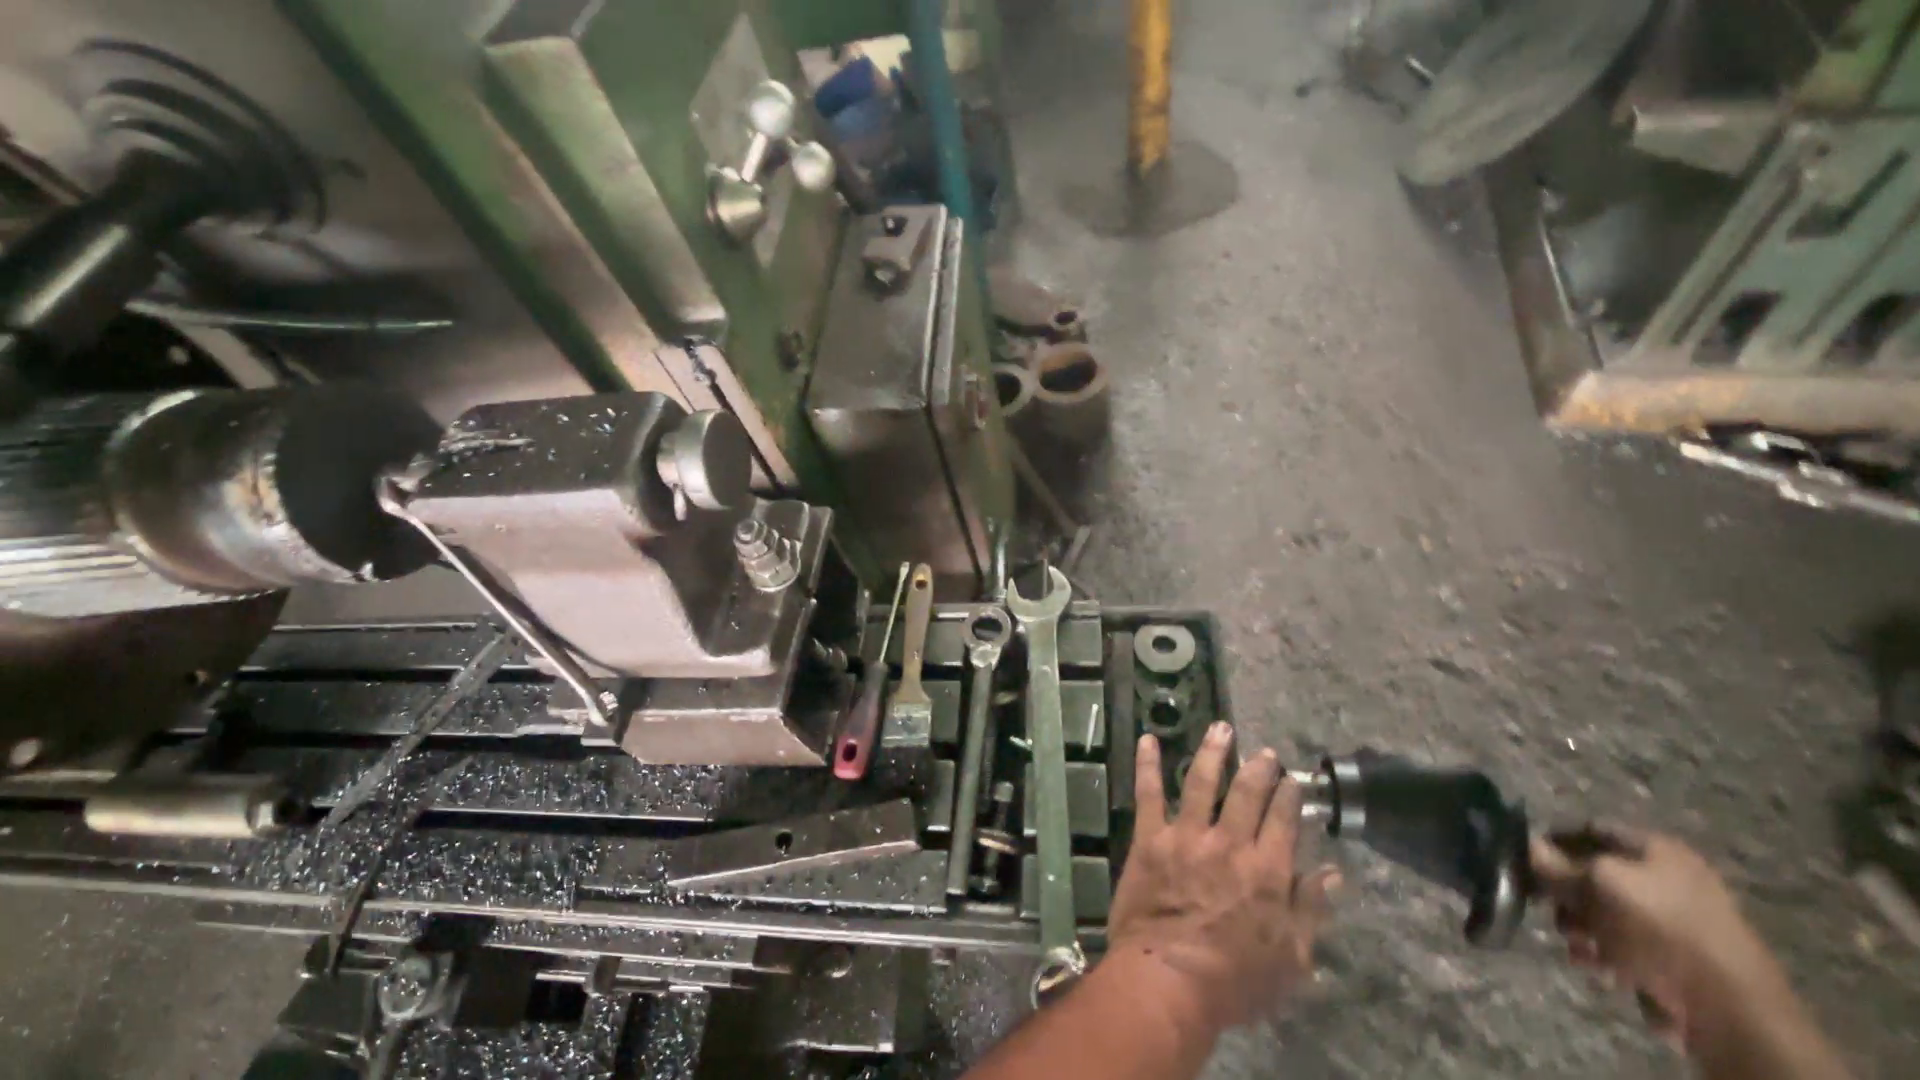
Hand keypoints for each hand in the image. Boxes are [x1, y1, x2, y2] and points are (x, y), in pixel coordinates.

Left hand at [1107, 722, 1340, 1031]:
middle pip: (1248, 793)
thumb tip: (1332, 873)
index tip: (1293, 778)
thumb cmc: (1234, 981)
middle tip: (1264, 751)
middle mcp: (1230, 843)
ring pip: (1201, 782)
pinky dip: (1147, 765)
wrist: (1167, 980)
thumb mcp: (1291, 959)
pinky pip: (1148, 795)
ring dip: (1213, 752)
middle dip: (1259, 767)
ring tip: (1220, 728)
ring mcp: (1186, 837)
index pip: (1284, 819)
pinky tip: (1147, 739)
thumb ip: (1310, 911)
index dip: (1290, 794)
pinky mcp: (1149, 841)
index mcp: (1268, 870)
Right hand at [1531, 826, 1788, 1045]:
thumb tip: (1526, 844)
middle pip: (1595, 873)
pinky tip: (1596, 965)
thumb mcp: (1598, 885)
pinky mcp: (1674, 955)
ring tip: (1576, 946)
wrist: (1727, 1004)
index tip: (1527, 863)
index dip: (1555, 841)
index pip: (1590, 829)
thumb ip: (1557, 865)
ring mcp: (1673, 918)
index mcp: (1655, 848)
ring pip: (1606, 912)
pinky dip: (1605, 952)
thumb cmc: (1658, 928)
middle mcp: (1666, 876)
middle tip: (1550, 910)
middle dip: (1567, 893)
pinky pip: (1625, 944)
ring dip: (1581, 927)